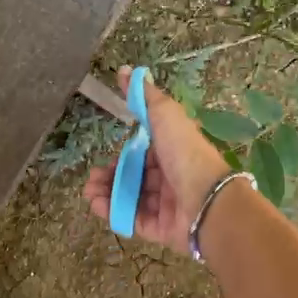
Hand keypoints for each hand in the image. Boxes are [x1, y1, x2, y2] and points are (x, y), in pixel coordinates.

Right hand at [84, 66, 233, 253]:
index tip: (105, 154)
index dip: (123, 153)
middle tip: (91, 178)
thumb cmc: (184, 151)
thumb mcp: (164, 113)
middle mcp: (168, 176)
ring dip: (105, 193)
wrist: (207, 200)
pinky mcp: (160, 227)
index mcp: (171, 150)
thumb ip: (143, 95)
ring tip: (89, 192)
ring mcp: (164, 203)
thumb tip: (124, 70)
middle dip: (108, 176)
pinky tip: (98, 204)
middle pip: (132, 176)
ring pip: (129, 197)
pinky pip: (132, 219)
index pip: (142, 151)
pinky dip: (113, 211)